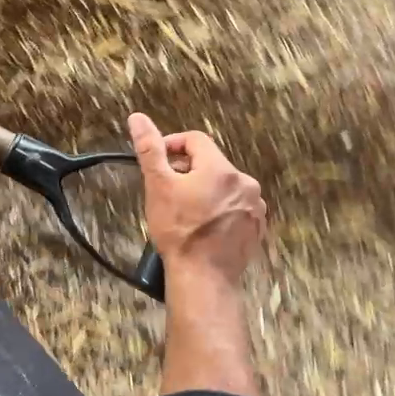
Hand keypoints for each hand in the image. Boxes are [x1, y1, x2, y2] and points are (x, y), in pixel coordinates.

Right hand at [130, 112, 265, 290]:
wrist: (203, 277)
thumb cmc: (178, 229)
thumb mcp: (157, 185)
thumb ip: (149, 148)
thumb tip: (138, 117)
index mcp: (222, 169)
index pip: (195, 140)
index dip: (172, 145)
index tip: (157, 162)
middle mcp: (245, 183)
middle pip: (210, 162)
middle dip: (187, 169)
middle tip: (166, 189)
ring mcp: (255, 207)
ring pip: (223, 184)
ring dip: (203, 188)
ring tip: (184, 208)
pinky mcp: (256, 228)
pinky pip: (234, 205)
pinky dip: (218, 207)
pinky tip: (203, 224)